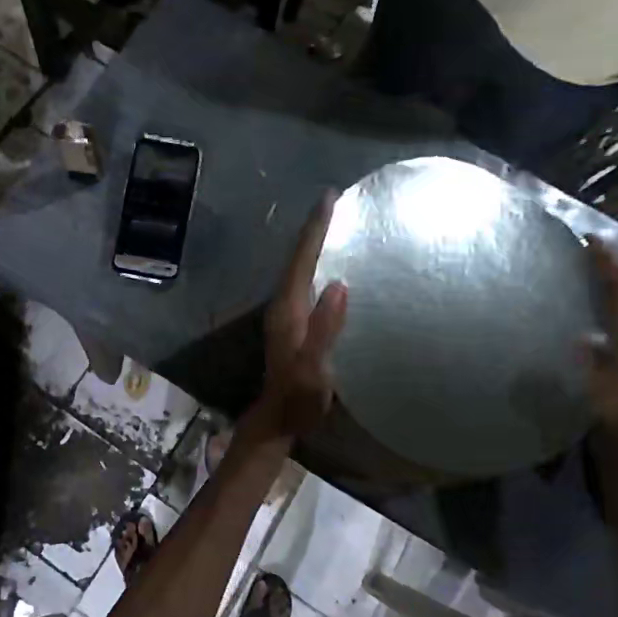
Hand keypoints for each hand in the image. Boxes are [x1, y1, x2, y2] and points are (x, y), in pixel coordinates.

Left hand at [254, 191, 348, 438]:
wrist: (278, 418)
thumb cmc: (299, 397)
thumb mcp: (313, 368)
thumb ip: (324, 329)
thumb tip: (339, 284)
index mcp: (288, 310)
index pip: (302, 259)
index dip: (315, 229)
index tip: (329, 198)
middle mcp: (282, 304)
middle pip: (297, 257)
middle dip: (314, 228)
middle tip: (333, 201)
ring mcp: (285, 313)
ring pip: (299, 267)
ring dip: (313, 242)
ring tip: (332, 221)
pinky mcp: (292, 321)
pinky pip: (304, 280)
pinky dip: (314, 262)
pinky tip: (328, 262)